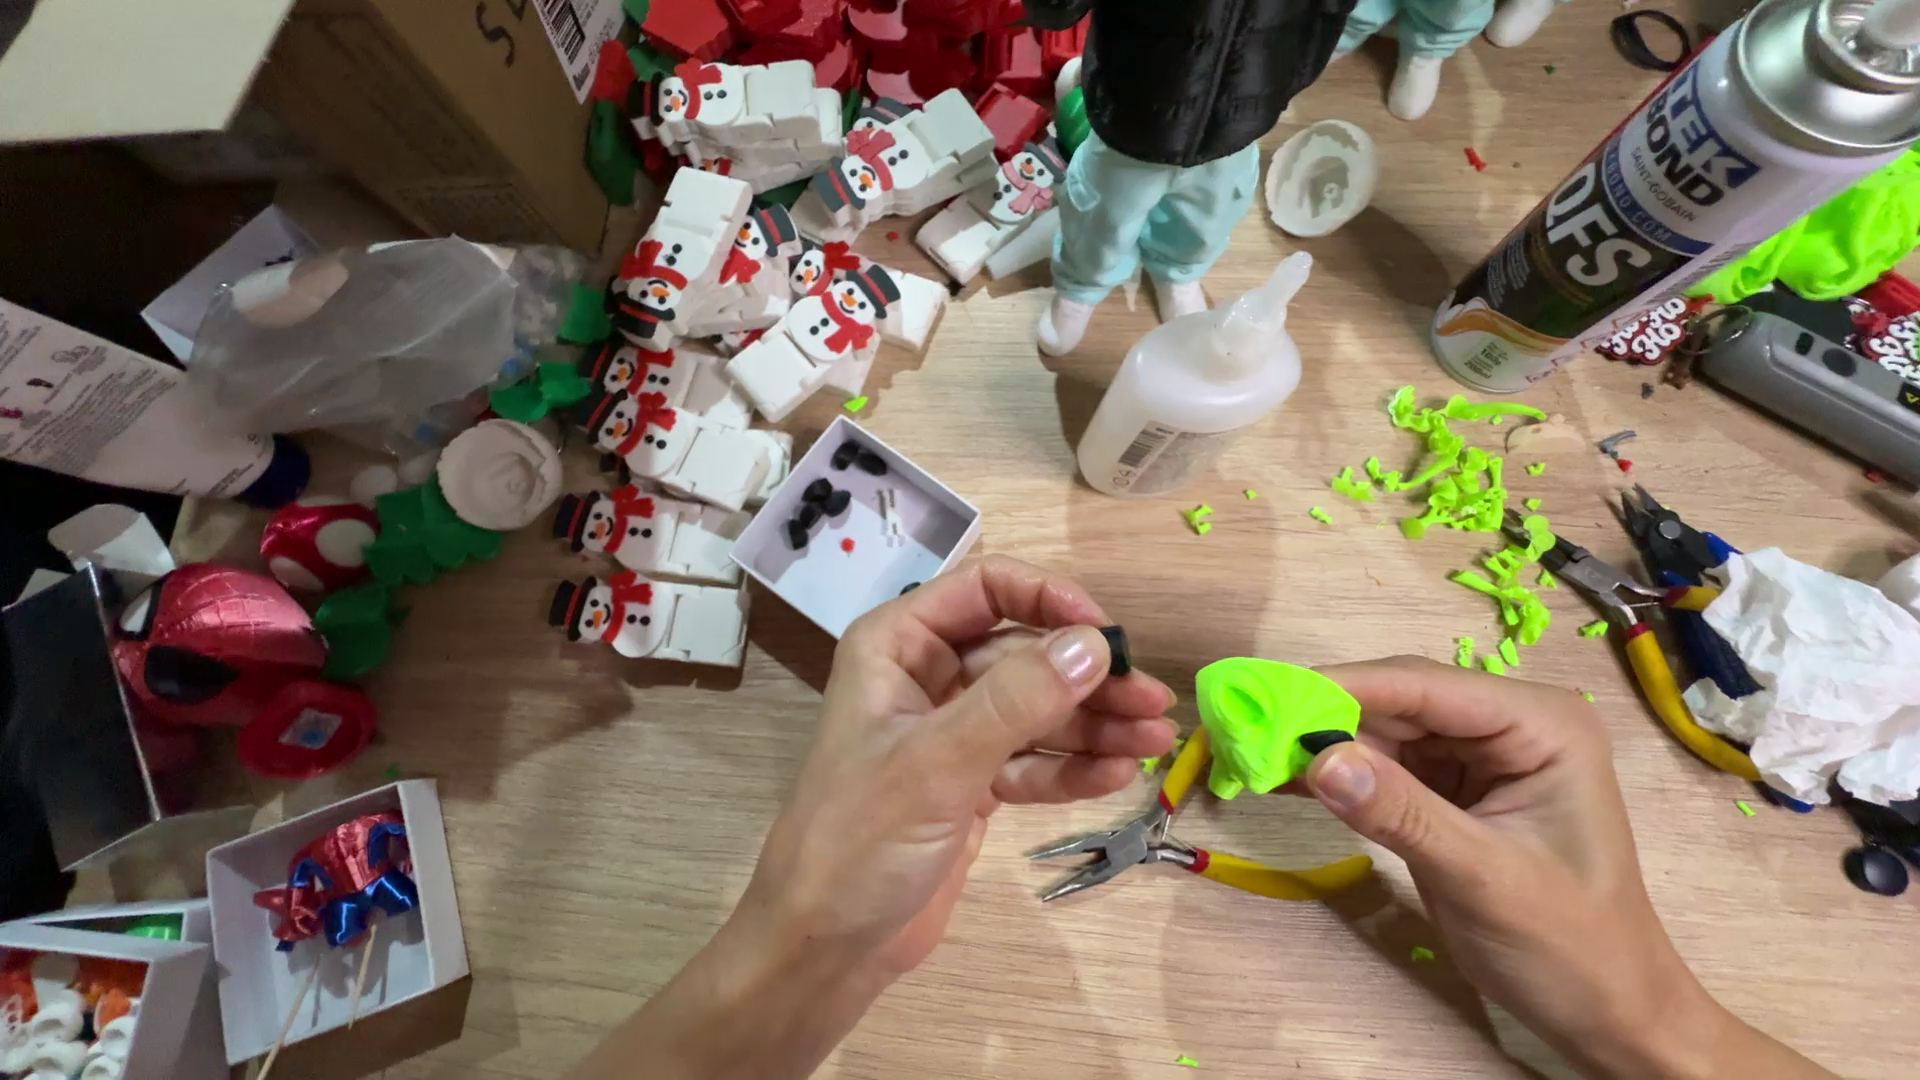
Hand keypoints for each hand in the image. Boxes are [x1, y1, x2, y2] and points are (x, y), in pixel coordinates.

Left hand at [742, 554, 1176, 973]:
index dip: (1048, 598)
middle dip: (1086, 677)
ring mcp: (952, 730)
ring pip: (1035, 708)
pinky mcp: (971, 780)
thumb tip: (1094, 645)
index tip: (1104, 634)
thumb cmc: (861, 839)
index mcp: (899, 644)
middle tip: (1152, 700)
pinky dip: (1071, 766)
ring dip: (1093, 724)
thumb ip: (1016, 699)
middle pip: (1023, 653)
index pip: (985, 588)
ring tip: (1156, 741)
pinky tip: (1117, 775)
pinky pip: (1031, 758)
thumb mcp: (937, 761)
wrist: (824, 947)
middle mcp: (927, 675)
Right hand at [1301, 657, 1835, 1079]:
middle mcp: (1501, 722)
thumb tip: (1316, 760)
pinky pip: (1372, 761)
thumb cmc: (1572, 949)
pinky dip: (1329, 773)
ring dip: (1315, 744)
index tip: (1268, 697)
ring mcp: (1470, 751)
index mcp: (1537, 724)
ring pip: (1373, 727)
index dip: (1341, 688)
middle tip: (1248, 730)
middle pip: (1390, 700)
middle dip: (1320, 716)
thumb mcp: (1485, 879)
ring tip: (1251, 753)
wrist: (1608, 1016)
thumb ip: (1402, 813)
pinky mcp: (1441, 781)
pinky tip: (1279, 779)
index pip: (1424, 687)